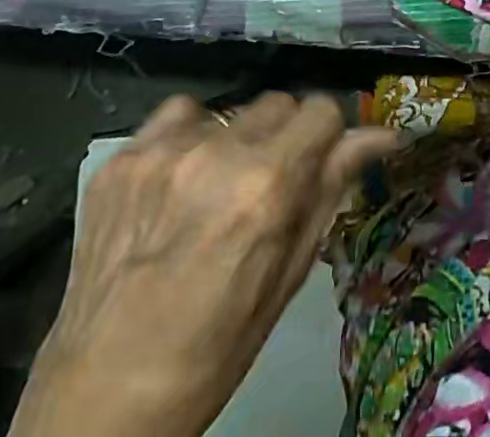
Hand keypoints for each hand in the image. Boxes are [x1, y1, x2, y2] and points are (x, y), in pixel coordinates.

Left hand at [12, 93, 397, 436]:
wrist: (107, 387)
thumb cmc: (216, 346)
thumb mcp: (290, 274)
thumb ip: (332, 190)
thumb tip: (382, 136)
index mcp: (267, 186)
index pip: (321, 109)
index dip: (327, 135)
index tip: (319, 159)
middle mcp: (216, 152)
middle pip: (277, 102)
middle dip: (286, 136)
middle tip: (270, 183)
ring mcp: (161, 150)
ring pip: (229, 109)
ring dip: (237, 138)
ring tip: (218, 187)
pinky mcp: (120, 157)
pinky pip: (177, 116)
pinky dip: (190, 136)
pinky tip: (181, 177)